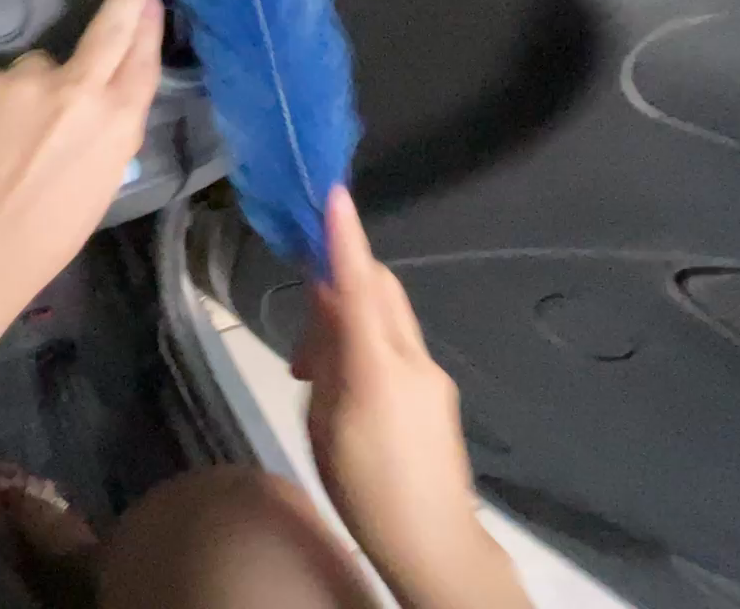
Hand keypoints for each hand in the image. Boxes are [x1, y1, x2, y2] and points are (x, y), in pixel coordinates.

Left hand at [0, 0, 163, 314]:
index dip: (146, 27)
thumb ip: (102, 131)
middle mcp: (78, 91)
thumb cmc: (47, 232)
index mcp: (116, 124)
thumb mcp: (99, 182)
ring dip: (30, 90)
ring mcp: (27, 82)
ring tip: (11, 139)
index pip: (140, 62)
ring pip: (35, 69)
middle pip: (108, 31)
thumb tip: (93, 102)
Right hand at [291, 188, 527, 608]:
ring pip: (384, 314)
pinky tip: (340, 382)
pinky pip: (394, 342)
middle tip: (302, 315)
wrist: (436, 546)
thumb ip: (325, 358)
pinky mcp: (435, 390)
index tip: (334, 194)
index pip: (358, 288)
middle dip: (340, 275)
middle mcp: (411, 360)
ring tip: (310, 366)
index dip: (345, 239)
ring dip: (344, 317)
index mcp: (377, 368)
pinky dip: (362, 341)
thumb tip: (326, 313)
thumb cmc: (363, 487)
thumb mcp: (322, 420)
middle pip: (378, 288)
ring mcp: (430, 374)